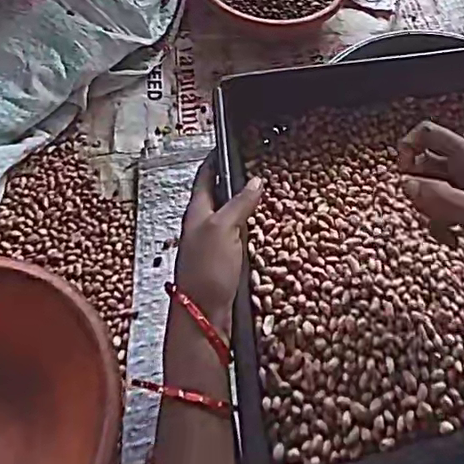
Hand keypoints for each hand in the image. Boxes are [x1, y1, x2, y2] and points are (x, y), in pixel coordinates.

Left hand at [174, 157, 262, 327]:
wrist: (203, 317)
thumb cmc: (208, 270)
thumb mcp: (224, 229)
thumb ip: (239, 204)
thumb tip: (256, 181)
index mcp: (196, 212)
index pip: (204, 177)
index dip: (214, 160)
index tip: (227, 145)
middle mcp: (202, 226)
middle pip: (218, 197)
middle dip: (235, 182)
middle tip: (257, 168)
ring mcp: (212, 245)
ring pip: (230, 218)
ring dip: (245, 206)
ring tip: (267, 194)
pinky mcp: (223, 263)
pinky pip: (238, 238)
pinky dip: (250, 229)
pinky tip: (265, 229)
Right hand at [397, 121, 463, 316]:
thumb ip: (444, 198)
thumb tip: (405, 184)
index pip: (429, 134)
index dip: (410, 148)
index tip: (404, 176)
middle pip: (425, 162)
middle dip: (415, 183)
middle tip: (423, 209)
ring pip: (430, 188)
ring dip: (425, 206)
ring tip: (440, 228)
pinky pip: (440, 210)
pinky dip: (437, 223)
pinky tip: (450, 240)